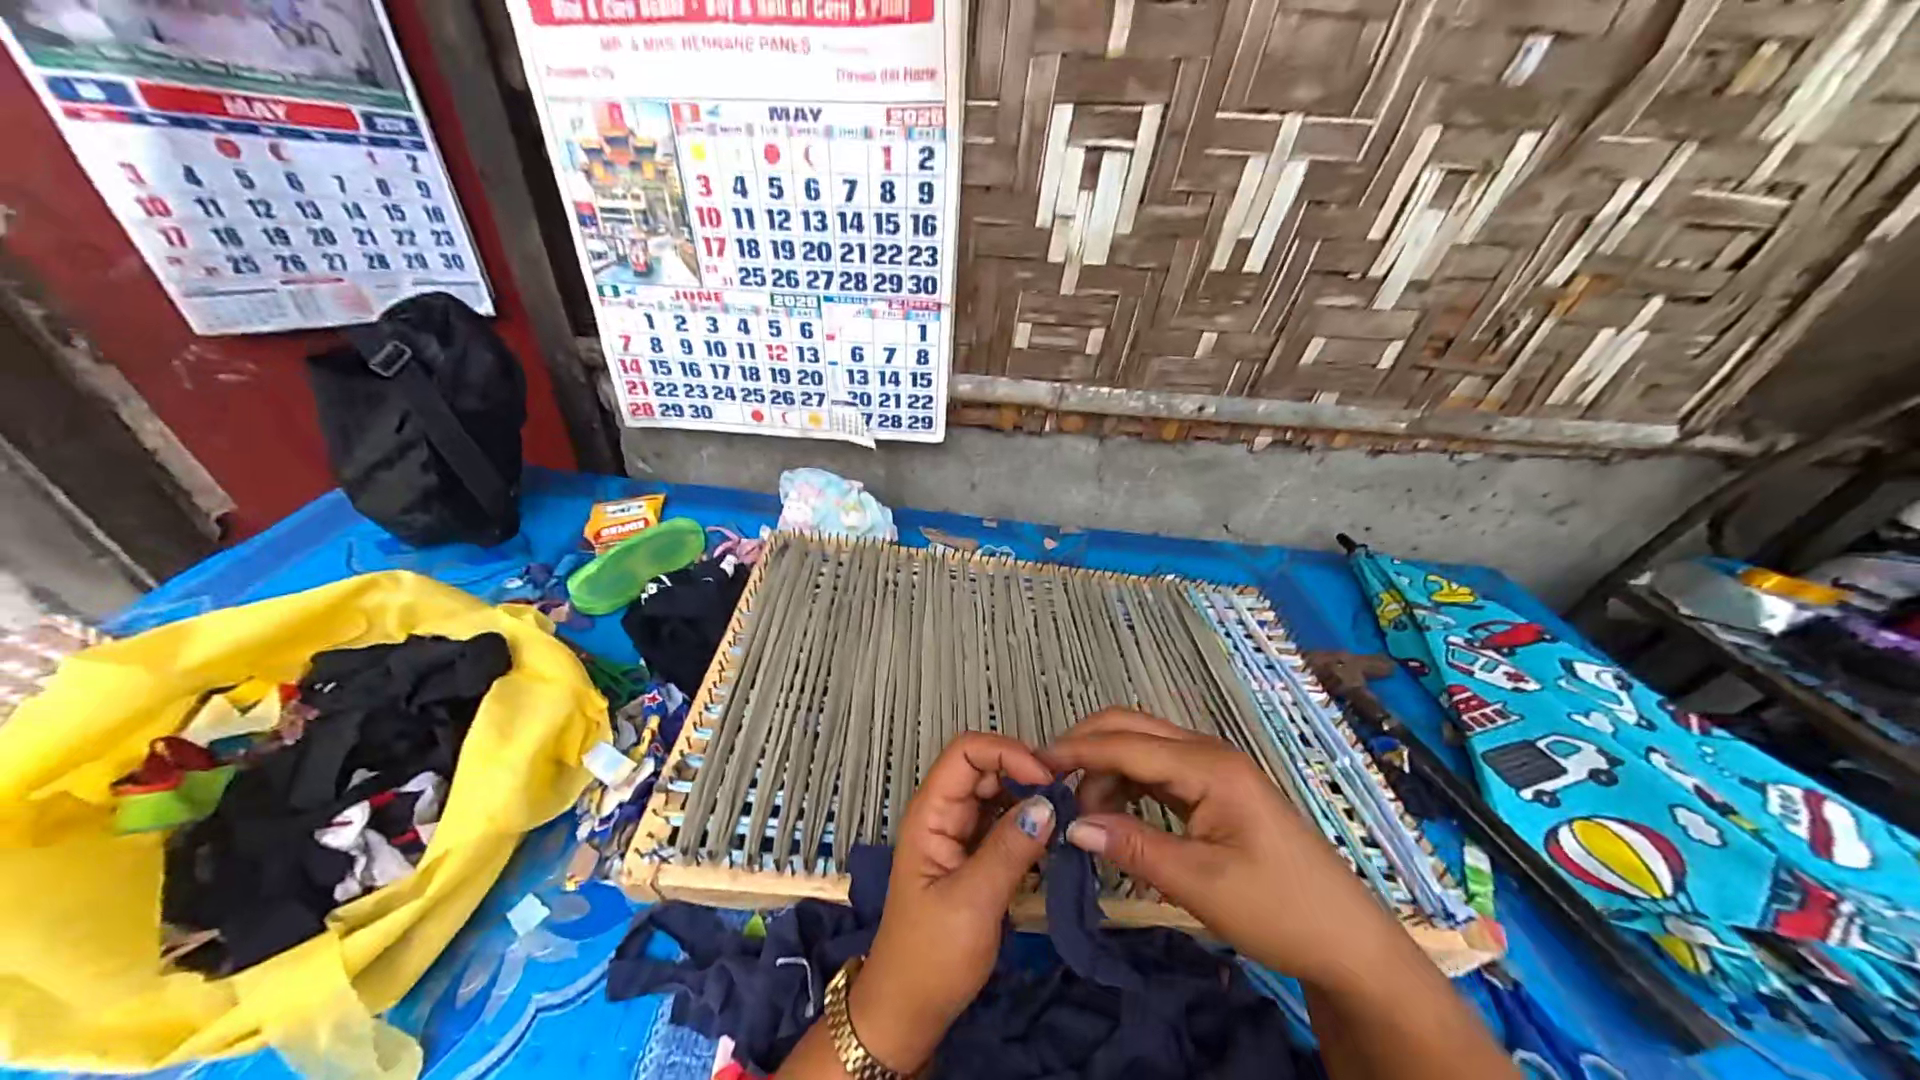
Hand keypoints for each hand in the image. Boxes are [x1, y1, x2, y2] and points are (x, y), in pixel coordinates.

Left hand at [848, 732, 1056, 1071]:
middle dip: (1024, 771)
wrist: (910, 1009)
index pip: (965, 752)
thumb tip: (1048, 804)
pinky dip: (1029, 822)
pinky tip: (1053, 837)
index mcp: (930, 813)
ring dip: (1030, 797)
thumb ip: (1009, 849)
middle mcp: (944, 813)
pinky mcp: (975, 855)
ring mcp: (959, 833)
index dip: (1005, 752)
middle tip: (1066, 797)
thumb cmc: (932, 956)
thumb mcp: (973, 902)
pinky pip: (1004, 821)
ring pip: (998, 792)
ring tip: (1066, 815)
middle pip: (984, 767)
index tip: (1045, 779)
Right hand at [1041, 709, 1406, 990]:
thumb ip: (1132, 847)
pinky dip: (1127, 784)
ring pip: (1141, 747)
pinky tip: (1116, 815)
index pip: (1126, 743)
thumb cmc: (1279, 910)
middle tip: (1050, 786)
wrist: (1347, 942)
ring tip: (1085, 816)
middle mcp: (1208, 753)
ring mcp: (1213, 769)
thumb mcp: (1200, 883)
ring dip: (1105, 769)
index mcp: (1209, 766)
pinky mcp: (1214, 789)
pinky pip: (1157, 771)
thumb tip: (1071, 825)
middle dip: (1086, 748)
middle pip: (1131, 728)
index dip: (1076, 751)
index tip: (1033, 766)